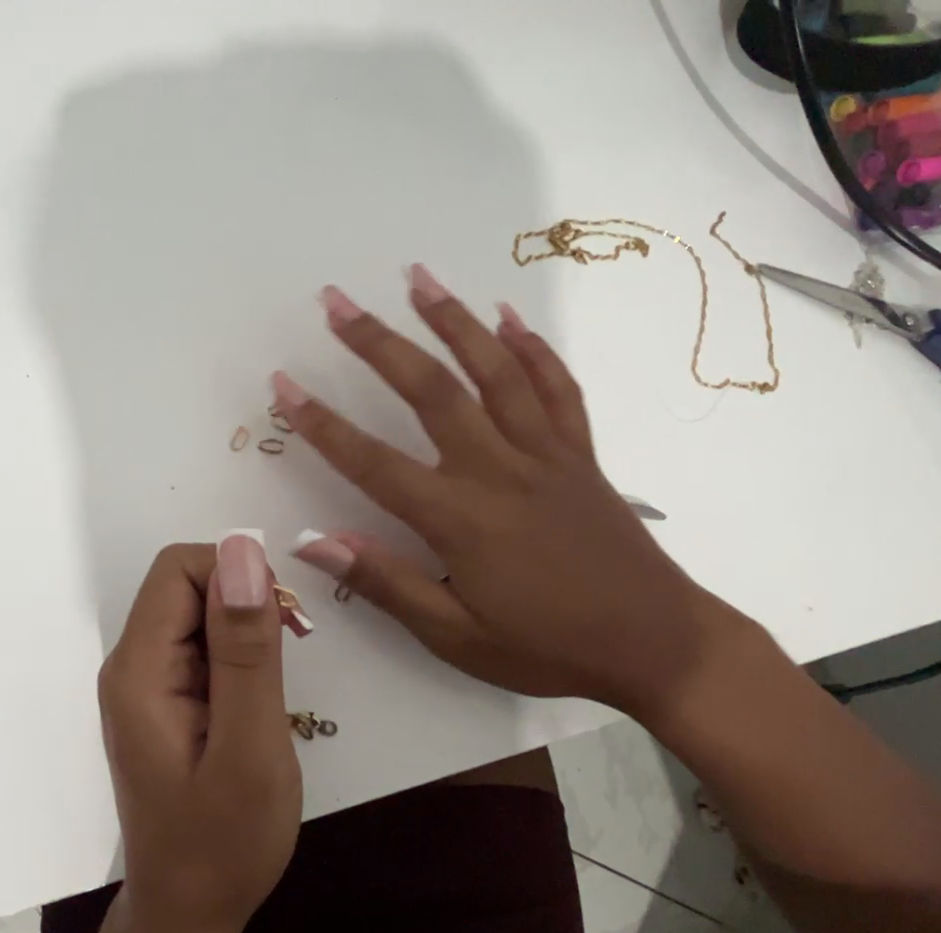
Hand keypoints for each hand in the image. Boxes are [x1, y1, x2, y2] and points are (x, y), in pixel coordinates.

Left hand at [96, 538, 301, 932]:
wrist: (189, 916)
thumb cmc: (224, 844)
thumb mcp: (250, 746)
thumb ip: (246, 649)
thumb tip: (242, 551)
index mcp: (139, 670)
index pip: (178, 568)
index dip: (237, 578)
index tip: (284, 626)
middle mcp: (131, 667)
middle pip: (186, 587)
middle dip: (245, 604)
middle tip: (291, 658)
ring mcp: (145, 687)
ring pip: (198, 616)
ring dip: (247, 634)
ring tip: (277, 693)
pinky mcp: (164, 705)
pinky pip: (201, 651)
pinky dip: (239, 660)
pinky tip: (260, 703)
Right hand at [271, 265, 733, 715]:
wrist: (657, 644)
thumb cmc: (548, 649)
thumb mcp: (457, 637)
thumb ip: (386, 583)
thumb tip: (313, 541)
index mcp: (460, 519)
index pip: (373, 463)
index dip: (322, 424)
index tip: (283, 385)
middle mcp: (499, 470)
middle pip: (432, 391)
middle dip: (378, 343)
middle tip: (336, 301)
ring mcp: (546, 454)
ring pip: (495, 371)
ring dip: (453, 320)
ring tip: (417, 277)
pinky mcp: (582, 454)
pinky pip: (557, 388)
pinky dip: (533, 348)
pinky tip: (509, 317)